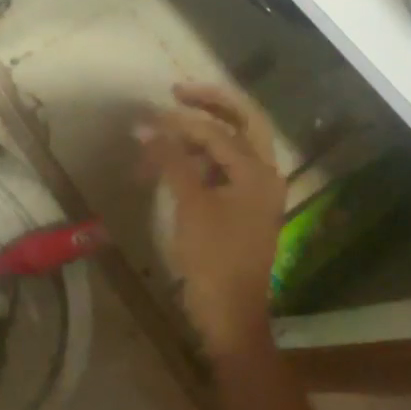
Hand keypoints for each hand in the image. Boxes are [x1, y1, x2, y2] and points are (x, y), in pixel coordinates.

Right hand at [141, 84, 283, 355]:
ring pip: (231, 148)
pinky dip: (199, 162)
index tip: (146, 120)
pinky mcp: (241, 210)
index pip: (218, 131)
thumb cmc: (213, 260)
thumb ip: (171, 161)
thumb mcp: (190, 206)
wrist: (230, 315)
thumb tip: (147, 126)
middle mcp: (264, 176)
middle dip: (211, 105)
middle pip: (243, 123)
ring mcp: (255, 194)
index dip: (181, 122)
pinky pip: (222, 171)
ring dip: (199, 137)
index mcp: (258, 173)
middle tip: (177, 93)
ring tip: (162, 138)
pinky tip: (171, 167)